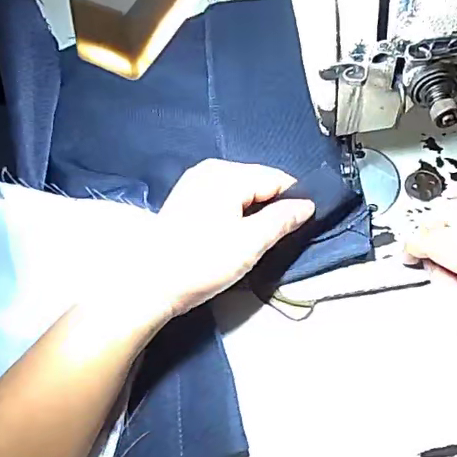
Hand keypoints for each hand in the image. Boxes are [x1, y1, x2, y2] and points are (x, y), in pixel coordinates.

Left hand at [97, 159, 315, 325]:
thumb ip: (282, 220)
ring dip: (254, 215)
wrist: (151, 285)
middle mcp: (209, 172)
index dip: (294, 201)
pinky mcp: (186, 203)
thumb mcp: (250, 243)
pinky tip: (233, 240)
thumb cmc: (198, 263)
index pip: (277, 178)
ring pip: (242, 193)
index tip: (302, 226)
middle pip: (259, 183)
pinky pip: (225, 201)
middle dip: (273, 208)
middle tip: (277, 240)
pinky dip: (236, 216)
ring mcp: (195, 185)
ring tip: (254, 244)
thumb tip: (306, 205)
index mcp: (226, 175)